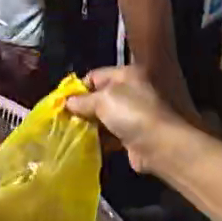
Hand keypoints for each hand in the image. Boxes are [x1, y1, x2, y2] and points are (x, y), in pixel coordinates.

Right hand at [63, 67, 197, 174]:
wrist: (159, 145)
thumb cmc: (132, 114)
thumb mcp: (102, 100)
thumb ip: (81, 100)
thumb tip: (66, 102)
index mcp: (127, 75)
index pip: (95, 76)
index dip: (77, 88)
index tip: (62, 102)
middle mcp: (131, 91)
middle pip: (98, 96)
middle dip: (81, 107)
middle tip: (63, 118)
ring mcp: (132, 114)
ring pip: (102, 116)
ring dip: (88, 124)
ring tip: (70, 131)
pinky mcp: (131, 134)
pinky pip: (109, 133)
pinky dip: (98, 137)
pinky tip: (84, 143)